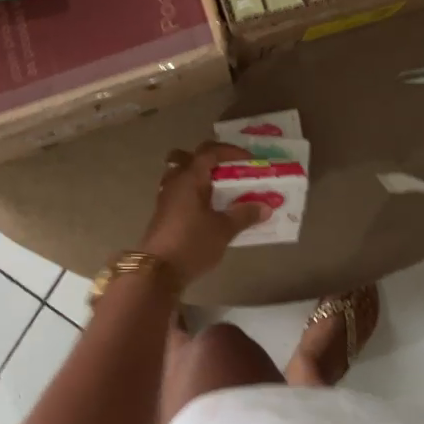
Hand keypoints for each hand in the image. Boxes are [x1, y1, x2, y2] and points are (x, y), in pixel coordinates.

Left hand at [138, 142, 270, 283]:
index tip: (249, 161)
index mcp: (190, 177)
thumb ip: (244, 215)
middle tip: (226, 172)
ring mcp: (166, 197)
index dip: (230, 151)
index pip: (209, 151)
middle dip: (207, 161)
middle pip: (187, 158)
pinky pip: (179, 193)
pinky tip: (207, 211)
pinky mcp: (163, 214)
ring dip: (199, 179)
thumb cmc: (192, 243)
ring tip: (219, 192)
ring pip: (181, 175)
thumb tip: (265, 206)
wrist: (157, 272)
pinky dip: (193, 194)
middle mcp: (175, 181)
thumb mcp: (223, 230)